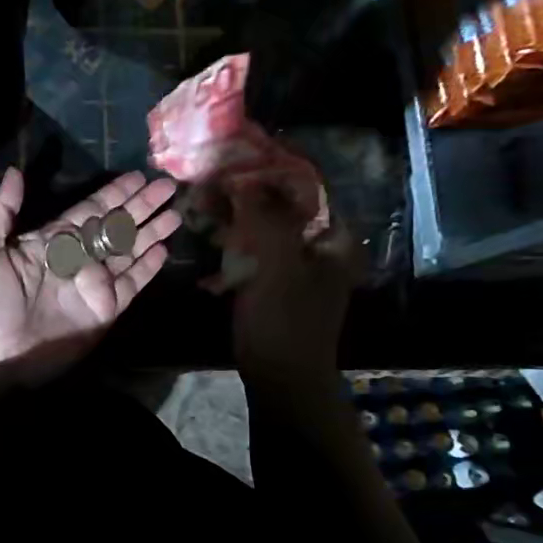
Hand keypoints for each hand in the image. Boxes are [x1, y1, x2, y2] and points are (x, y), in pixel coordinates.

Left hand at [0, 167, 181, 380]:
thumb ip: (2, 211)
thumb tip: (14, 170)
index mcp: (53, 240)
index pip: (91, 209)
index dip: (115, 193)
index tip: (139, 176)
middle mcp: (78, 258)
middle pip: (116, 226)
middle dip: (141, 207)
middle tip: (168, 186)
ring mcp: (93, 284)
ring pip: (129, 251)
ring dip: (151, 232)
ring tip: (175, 214)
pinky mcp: (104, 310)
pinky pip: (131, 284)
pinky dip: (147, 268)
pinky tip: (163, 250)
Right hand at [225, 180, 361, 378]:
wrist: (281, 380)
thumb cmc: (283, 321)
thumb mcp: (276, 265)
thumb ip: (265, 219)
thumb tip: (243, 178)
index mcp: (334, 240)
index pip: (307, 189)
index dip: (272, 172)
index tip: (236, 162)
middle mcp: (321, 250)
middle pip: (285, 209)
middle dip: (249, 196)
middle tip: (214, 185)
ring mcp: (300, 270)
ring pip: (267, 232)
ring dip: (239, 222)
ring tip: (207, 210)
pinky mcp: (278, 288)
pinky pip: (257, 256)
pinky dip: (237, 249)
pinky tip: (213, 247)